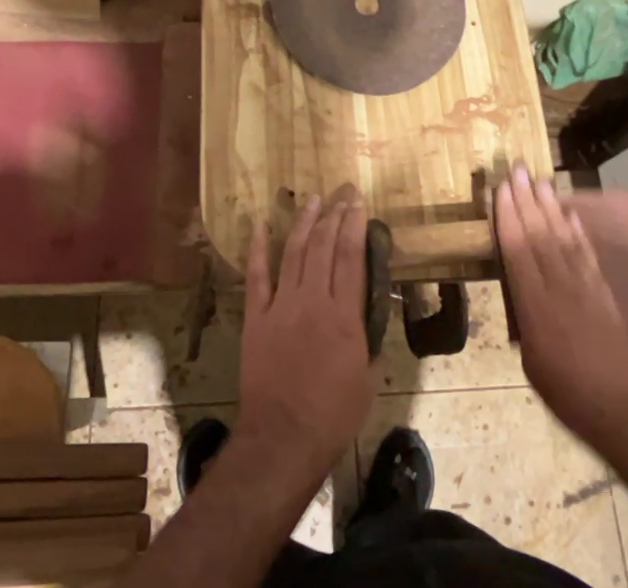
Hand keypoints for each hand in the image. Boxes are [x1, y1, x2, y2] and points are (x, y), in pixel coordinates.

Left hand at [236, 195, 378, 478]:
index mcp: (344, 316)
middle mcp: (312, 301)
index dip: (355, 227)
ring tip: (311, 200)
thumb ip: (369, 340)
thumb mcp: (367, 377)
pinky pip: (256, 276)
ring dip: (303, 223)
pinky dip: (257, 248)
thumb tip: (370, 315)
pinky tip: (260, 225)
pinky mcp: (256, 318)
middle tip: (340, 192)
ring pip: (294, 253)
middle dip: (333, 216)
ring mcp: (280, 306)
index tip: (358, 203)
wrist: (283, 435)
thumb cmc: (333, 414)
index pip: (351, 258)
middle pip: (323, 248)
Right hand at [496, 164, 627, 444]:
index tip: (501, 189)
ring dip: (551, 208)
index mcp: (536, 309)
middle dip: (528, 201)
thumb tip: (520, 294)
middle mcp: (561, 290)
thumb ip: (526, 321)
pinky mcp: (606, 295)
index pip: (518, 252)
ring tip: (541, 182)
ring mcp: (587, 289)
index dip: (509, 218)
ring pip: (564, 240)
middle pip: (540, 237)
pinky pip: (588, 255)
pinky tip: (570, 216)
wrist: (624, 412)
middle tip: (518, 170)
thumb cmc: (567, 395)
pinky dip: (578, 232)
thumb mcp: (531, 361)